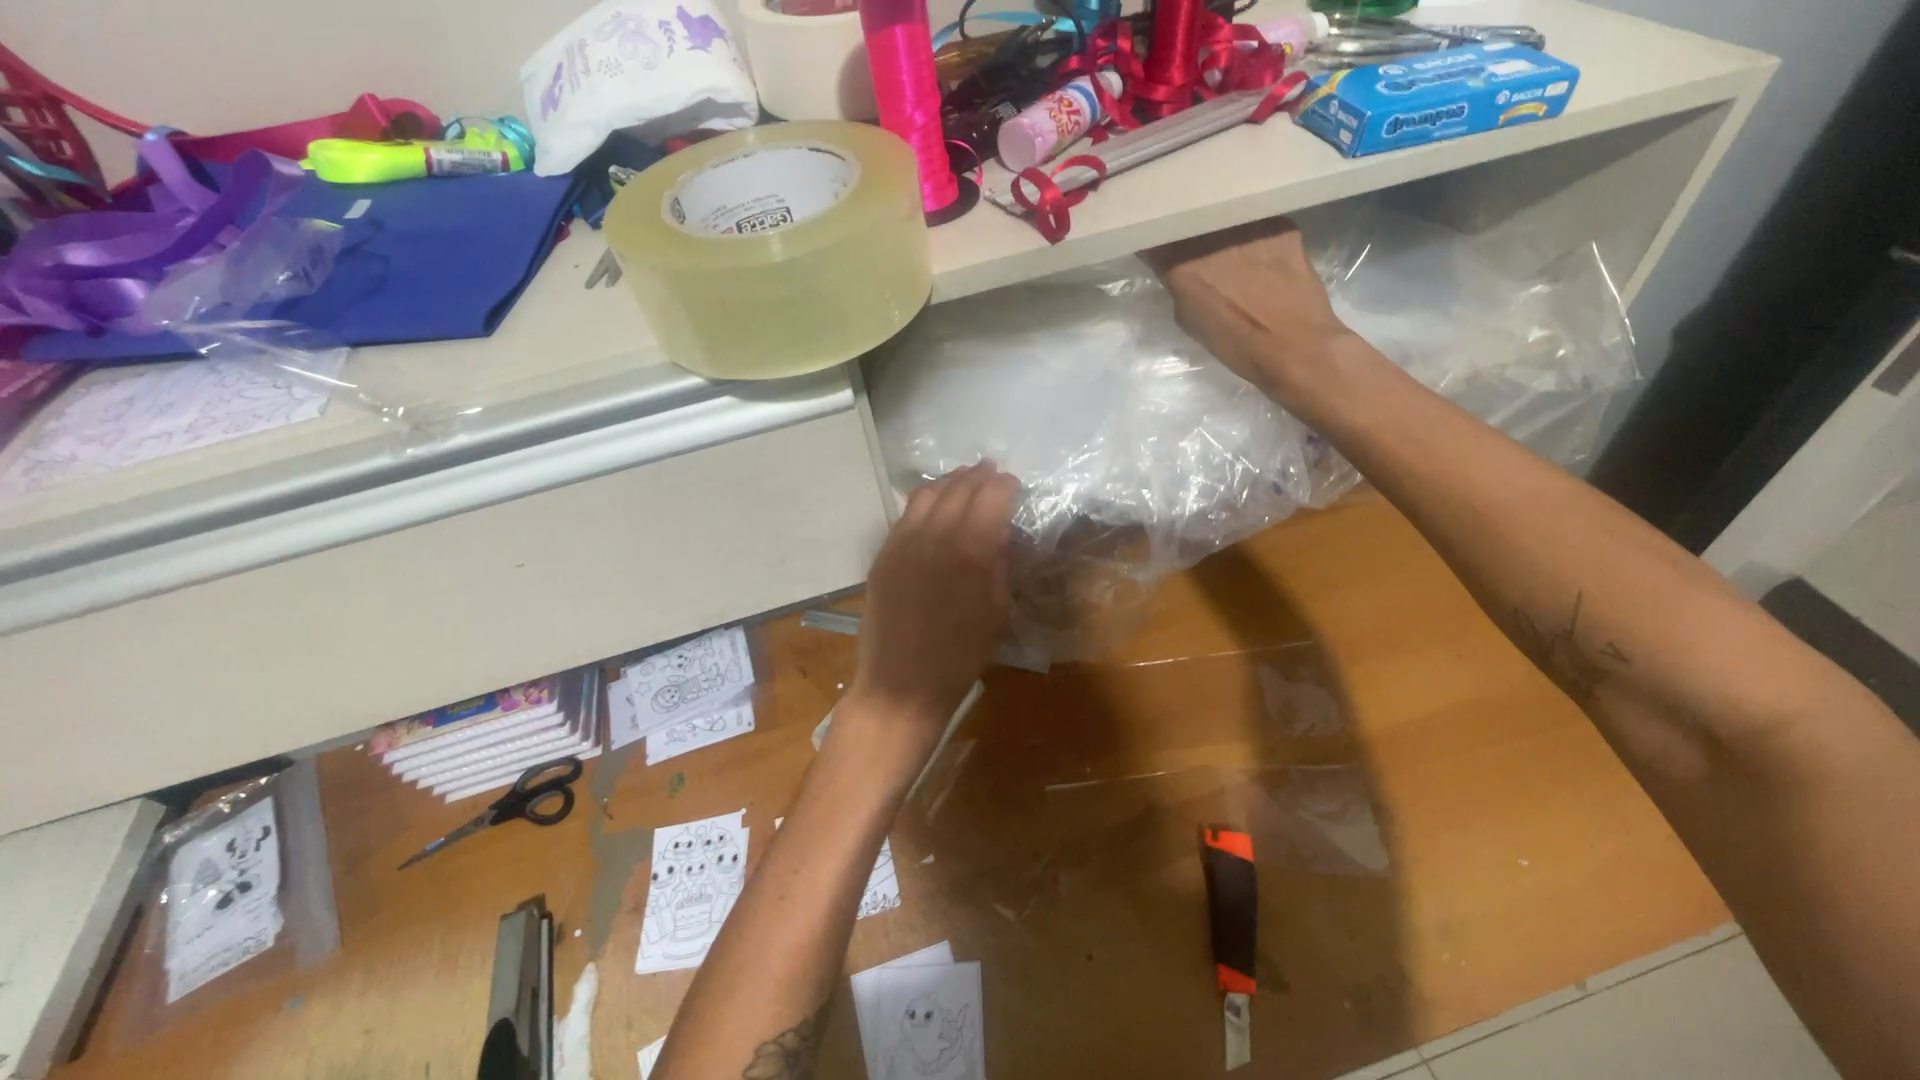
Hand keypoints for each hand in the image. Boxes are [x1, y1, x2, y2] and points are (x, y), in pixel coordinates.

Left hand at [841, 462, 1019, 763]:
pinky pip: (905, 516)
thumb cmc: (959, 658)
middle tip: (992, 470)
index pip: (991, 498)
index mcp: (970, 552)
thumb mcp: (995, 612)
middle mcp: (934, 537)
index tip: (1014, 483)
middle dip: (978, 476)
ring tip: (965, 478)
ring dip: (949, 482)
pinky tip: (934, 504)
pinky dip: (925, 502)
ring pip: (927, 495)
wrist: (901, 686)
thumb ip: (998, 565)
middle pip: (959, 490)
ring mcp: (902, 544)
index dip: (1005, 486)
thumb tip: (999, 532)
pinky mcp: (883, 556)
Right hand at [1142, 217, 1358, 401]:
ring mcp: (1248, 224)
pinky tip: (1261, 251)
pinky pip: (1258, 221)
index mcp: (1180, 262)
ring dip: (1221, 227)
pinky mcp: (1281, 223)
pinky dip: (1254, 233)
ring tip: (1229, 245)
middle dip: (1187, 229)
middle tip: (1192, 246)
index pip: (1154, 237)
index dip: (1154, 240)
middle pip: (1190, 219)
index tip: (1156, 246)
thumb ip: (1177, 286)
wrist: (1297, 346)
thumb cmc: (1236, 344)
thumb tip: (1176, 270)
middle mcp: (1211, 234)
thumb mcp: (1188, 319)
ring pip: (1225, 215)